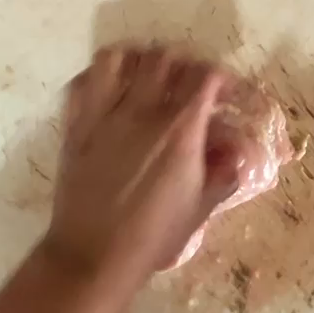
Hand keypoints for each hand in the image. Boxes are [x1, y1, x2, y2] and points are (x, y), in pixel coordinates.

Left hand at [44, 44, 241, 281]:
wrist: (95, 255)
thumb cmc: (155, 235)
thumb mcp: (202, 207)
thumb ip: (225, 173)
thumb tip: (237, 153)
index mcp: (181, 129)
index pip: (206, 76)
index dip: (219, 79)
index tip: (222, 94)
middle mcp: (143, 111)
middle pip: (165, 57)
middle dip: (182, 64)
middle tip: (187, 85)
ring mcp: (104, 114)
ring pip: (121, 57)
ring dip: (139, 60)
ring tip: (147, 78)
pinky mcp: (76, 125)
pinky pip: (84, 80)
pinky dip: (100, 77)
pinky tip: (110, 91)